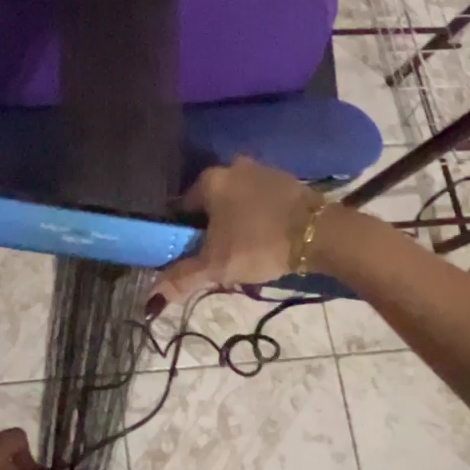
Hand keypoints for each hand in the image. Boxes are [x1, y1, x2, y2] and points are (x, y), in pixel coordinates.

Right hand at [152, 157, 321, 304]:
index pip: (182, 208)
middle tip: (222, 257)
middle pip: (211, 203)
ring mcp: (261, 170)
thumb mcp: (217, 266)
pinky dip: (259, 216)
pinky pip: (261, 199)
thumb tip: (149, 302)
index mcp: (209, 180)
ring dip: (237, 222)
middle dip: (213, 228)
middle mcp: (232, 167)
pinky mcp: (286, 180)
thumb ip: (182, 279)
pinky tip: (267, 238)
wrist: (321, 235)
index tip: (195, 255)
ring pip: (237, 200)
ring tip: (247, 251)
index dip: (185, 234)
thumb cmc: (259, 244)